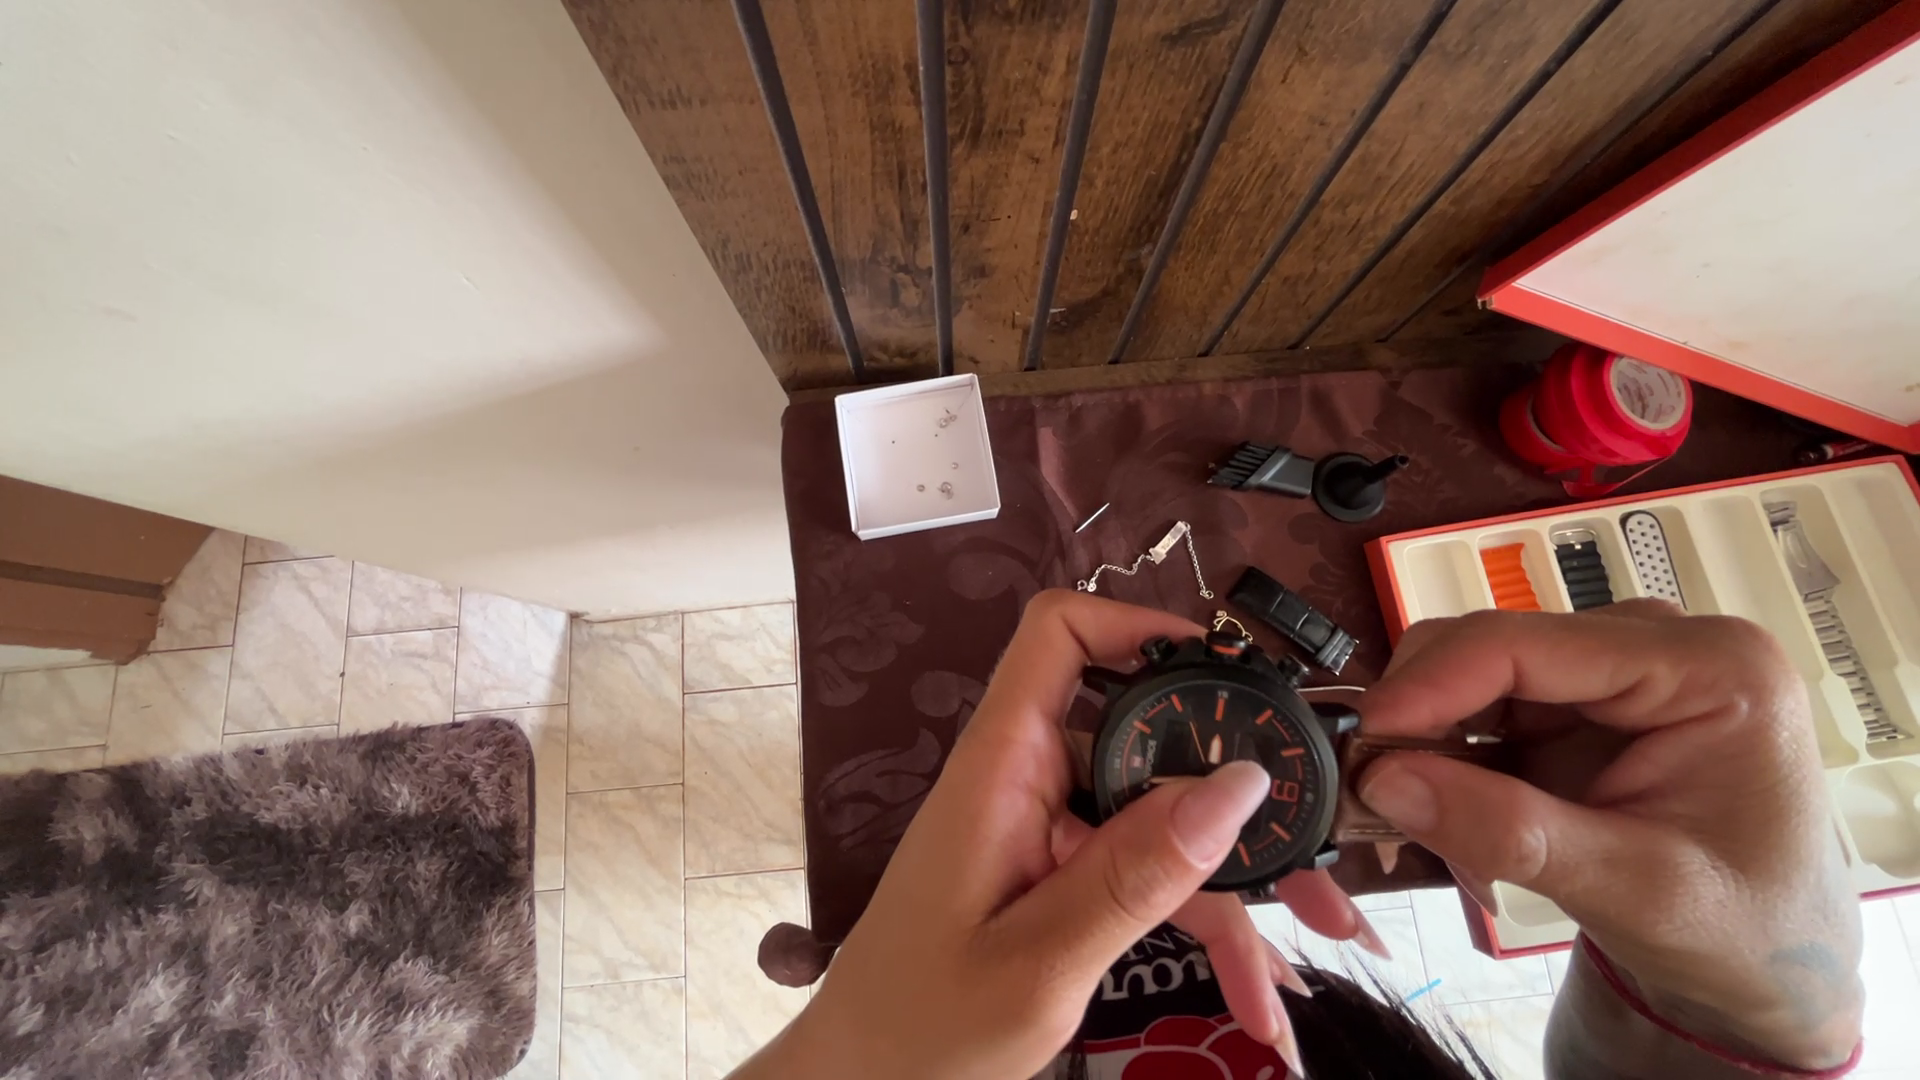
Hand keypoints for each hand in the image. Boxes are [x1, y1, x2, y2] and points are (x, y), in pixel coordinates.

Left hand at [733, 590, 1376, 1078]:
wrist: (870, 1078)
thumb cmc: (926, 1023)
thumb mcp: (1041, 960)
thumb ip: (1135, 874)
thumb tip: (1237, 784)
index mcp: (1004, 761)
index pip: (1058, 635)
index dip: (1135, 623)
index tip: (1223, 667)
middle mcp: (1031, 774)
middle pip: (1142, 730)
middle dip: (1231, 785)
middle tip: (1314, 850)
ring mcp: (1051, 822)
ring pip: (1160, 811)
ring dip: (1235, 880)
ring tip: (1311, 953)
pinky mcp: (1063, 867)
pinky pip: (1145, 868)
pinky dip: (1202, 919)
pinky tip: (1255, 990)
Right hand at [1356, 603, 1862, 1068]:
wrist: (1765, 961)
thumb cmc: (1742, 929)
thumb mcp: (1635, 891)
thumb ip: (1509, 832)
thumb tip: (1380, 782)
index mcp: (1700, 666)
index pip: (1518, 644)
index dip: (1425, 685)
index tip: (1360, 739)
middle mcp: (1642, 643)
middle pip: (1477, 647)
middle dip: (1413, 714)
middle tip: (1370, 784)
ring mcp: (1594, 665)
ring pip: (1455, 670)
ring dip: (1417, 736)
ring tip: (1407, 807)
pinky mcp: (1558, 695)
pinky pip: (1461, 701)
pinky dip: (1431, 749)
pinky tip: (1434, 799)